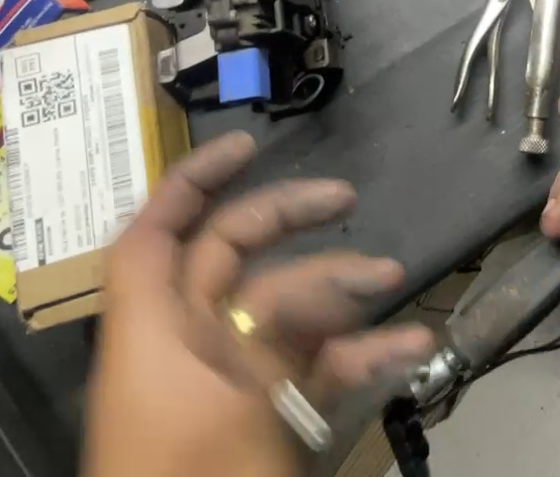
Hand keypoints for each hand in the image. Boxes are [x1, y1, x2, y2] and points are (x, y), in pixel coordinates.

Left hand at [85, 133, 434, 476]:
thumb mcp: (240, 413)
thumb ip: (280, 334)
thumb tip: (327, 283)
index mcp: (155, 338)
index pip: (152, 238)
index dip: (190, 183)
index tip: (250, 146)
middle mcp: (190, 343)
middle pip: (230, 253)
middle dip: (290, 216)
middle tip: (348, 198)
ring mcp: (232, 375)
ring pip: (284, 304)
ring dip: (341, 286)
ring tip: (392, 277)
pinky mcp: (267, 407)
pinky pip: (313, 360)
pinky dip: (358, 350)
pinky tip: (407, 345)